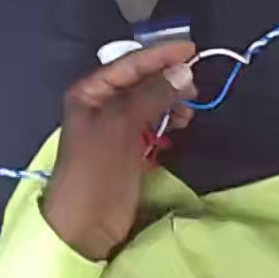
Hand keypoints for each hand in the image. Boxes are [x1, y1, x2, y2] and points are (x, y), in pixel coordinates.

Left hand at [42, 42, 197, 260]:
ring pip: (150, 102)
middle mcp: (102, 103)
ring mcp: (115, 126)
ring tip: (188, 109)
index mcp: (91, 91)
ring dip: (170, 101)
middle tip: (195, 83)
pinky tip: (180, 124)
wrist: (84, 228)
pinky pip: (152, 124)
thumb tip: (184, 71)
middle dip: (168, 79)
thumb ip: (152, 94)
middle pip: (141, 81)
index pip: (130, 63)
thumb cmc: (96, 170)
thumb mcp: (122, 125)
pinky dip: (167, 121)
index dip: (161, 55)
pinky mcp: (128, 148)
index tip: (192, 48)